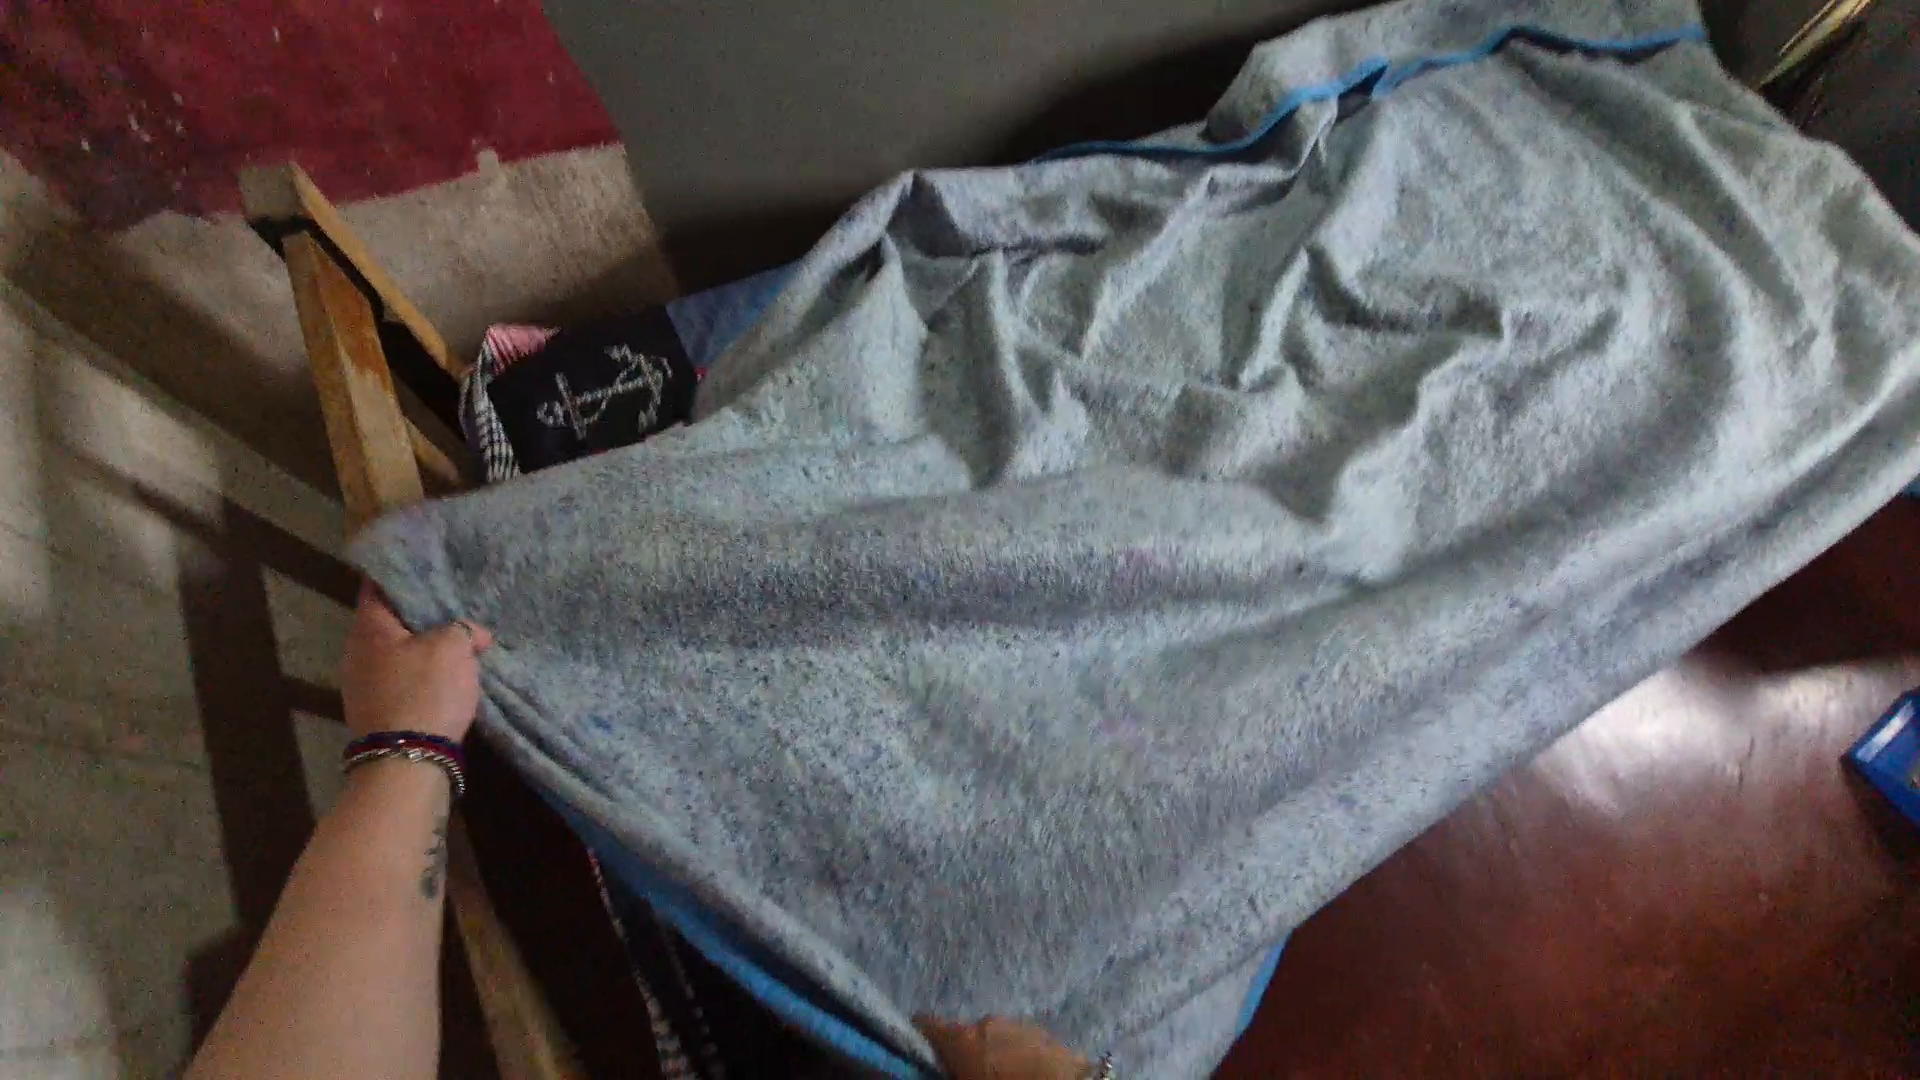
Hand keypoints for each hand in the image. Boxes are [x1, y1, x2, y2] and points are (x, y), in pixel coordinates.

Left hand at [340, 580, 493, 740]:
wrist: (408, 756)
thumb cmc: (426, 690)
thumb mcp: (453, 646)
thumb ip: (463, 628)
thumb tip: (473, 634)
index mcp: (369, 630)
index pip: (378, 588)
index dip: (400, 573)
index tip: (424, 564)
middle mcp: (357, 653)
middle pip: (390, 620)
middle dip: (420, 612)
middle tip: (454, 603)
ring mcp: (364, 683)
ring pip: (398, 649)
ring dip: (425, 643)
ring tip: (459, 638)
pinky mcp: (379, 706)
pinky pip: (403, 674)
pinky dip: (424, 668)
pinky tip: (449, 671)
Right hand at [915, 1016, 1088, 1079]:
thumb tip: (935, 1074)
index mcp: (962, 1038)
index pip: (925, 1025)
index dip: (915, 1041)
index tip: (912, 1058)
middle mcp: (984, 1022)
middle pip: (960, 1037)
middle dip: (958, 1059)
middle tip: (961, 1079)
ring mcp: (1016, 1024)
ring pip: (990, 1040)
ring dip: (987, 1060)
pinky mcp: (1042, 1034)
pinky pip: (1015, 1045)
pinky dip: (1011, 1060)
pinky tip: (1019, 1079)